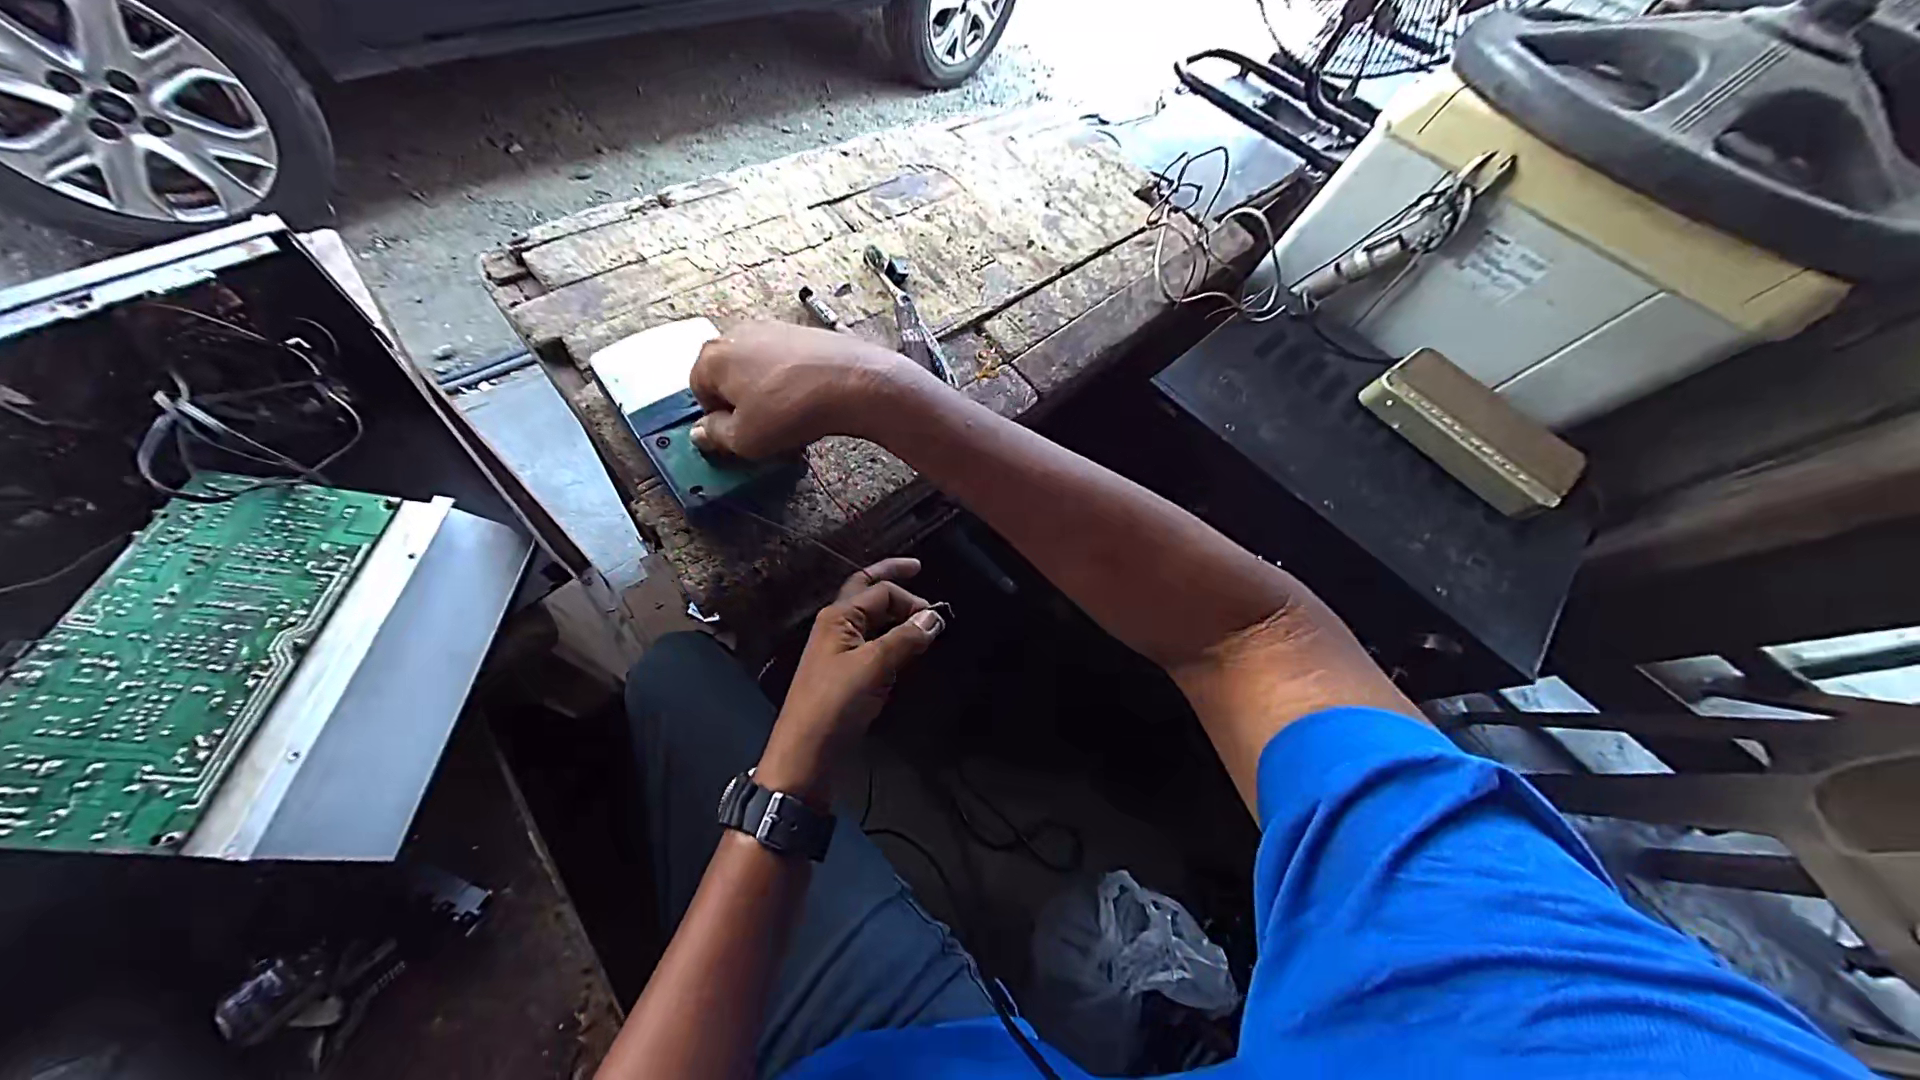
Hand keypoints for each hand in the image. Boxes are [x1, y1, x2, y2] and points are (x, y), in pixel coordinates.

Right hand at [688, 322, 921, 458]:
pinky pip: (789, 366)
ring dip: (771, 399)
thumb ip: (716, 436)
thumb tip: (703, 433)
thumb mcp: (744, 439)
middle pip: (731, 378)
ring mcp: (775, 329)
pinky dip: (794, 386)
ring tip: (792, 425)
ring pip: (762, 372)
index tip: (735, 438)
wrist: (853, 383)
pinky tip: (812, 407)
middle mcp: (739, 334)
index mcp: (713, 356)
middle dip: (745, 408)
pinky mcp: (806, 334)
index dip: (716, 419)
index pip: (698, 390)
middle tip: (765, 434)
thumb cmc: (792, 409)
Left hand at [755, 558, 945, 803]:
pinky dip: (891, 638)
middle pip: (869, 592)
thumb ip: (906, 638)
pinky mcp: (846, 672)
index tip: (938, 615)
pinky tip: (906, 646)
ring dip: (896, 613)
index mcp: (838, 616)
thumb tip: (934, 617)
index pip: (881, 590)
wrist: (806, 752)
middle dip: (894, 581)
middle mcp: (837, 626)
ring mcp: (840, 649)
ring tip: (921, 615)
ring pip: (872, 619)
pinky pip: (872, 643)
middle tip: (920, 575)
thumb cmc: (834, 704)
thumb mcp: (874, 666)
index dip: (911, 598)